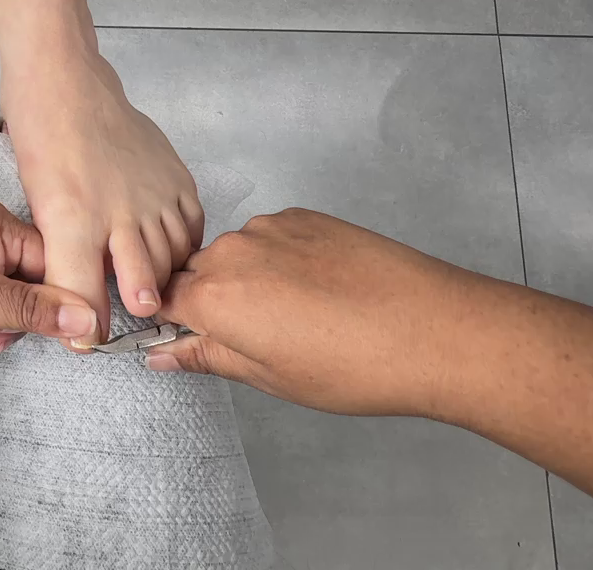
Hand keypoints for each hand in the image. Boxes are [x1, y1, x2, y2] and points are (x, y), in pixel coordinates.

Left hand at [0, 200, 97, 352]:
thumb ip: (33, 309)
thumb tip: (89, 318)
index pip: (56, 256)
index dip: (67, 296)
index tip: (75, 336)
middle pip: (41, 269)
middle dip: (38, 308)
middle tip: (18, 337)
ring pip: (21, 282)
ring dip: (18, 314)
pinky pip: (0, 286)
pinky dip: (0, 311)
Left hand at [2, 47, 202, 345]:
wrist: (65, 84)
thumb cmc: (40, 138)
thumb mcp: (35, 200)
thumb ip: (56, 251)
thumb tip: (69, 296)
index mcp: (70, 219)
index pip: (81, 293)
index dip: (83, 327)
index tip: (85, 344)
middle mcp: (117, 211)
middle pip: (138, 287)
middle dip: (134, 311)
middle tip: (130, 320)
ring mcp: (151, 193)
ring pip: (171, 259)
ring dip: (163, 279)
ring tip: (152, 290)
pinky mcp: (175, 177)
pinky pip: (192, 227)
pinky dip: (185, 246)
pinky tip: (172, 250)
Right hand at [145, 207, 501, 417]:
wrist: (433, 328)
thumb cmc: (352, 367)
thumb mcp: (270, 377)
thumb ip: (205, 357)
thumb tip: (158, 355)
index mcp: (212, 297)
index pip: (162, 300)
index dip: (174, 320)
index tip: (195, 336)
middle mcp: (228, 252)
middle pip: (195, 272)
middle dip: (211, 298)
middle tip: (258, 332)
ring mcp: (265, 228)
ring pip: (233, 253)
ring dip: (247, 276)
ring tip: (298, 309)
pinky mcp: (299, 215)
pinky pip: (269, 236)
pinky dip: (279, 257)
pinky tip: (319, 284)